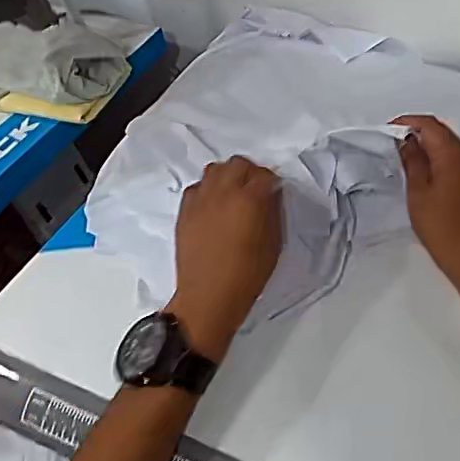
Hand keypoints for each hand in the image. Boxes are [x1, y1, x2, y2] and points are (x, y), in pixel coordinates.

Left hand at [169, 156, 282, 358]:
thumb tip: (270, 195)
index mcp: (250, 199)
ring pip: (215, 169)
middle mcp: (224, 192)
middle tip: (255, 190)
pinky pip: (197, 187)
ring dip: (227, 176)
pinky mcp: (184, 210)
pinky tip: (213, 206)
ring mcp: (201, 199)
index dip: (272, 182)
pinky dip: (207, 189)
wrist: (208, 296)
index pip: (265, 174)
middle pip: (238, 164)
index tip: (274, 191)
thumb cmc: (247, 275)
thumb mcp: (274, 244)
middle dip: (250, 173)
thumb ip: (273, 212)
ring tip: (233, 193)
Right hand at [393, 115, 459, 281]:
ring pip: (448, 142)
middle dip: (417, 130)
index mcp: (453, 155)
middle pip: (441, 130)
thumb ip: (412, 160)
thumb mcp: (417, 191)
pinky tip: (422, 167)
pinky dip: (437, 154)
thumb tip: (406, 142)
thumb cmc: (440, 227)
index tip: (389, 129)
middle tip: (394, 140)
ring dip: (427, 142)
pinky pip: (454, 156)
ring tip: (404, 153)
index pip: (429, 125)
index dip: (407, 122)